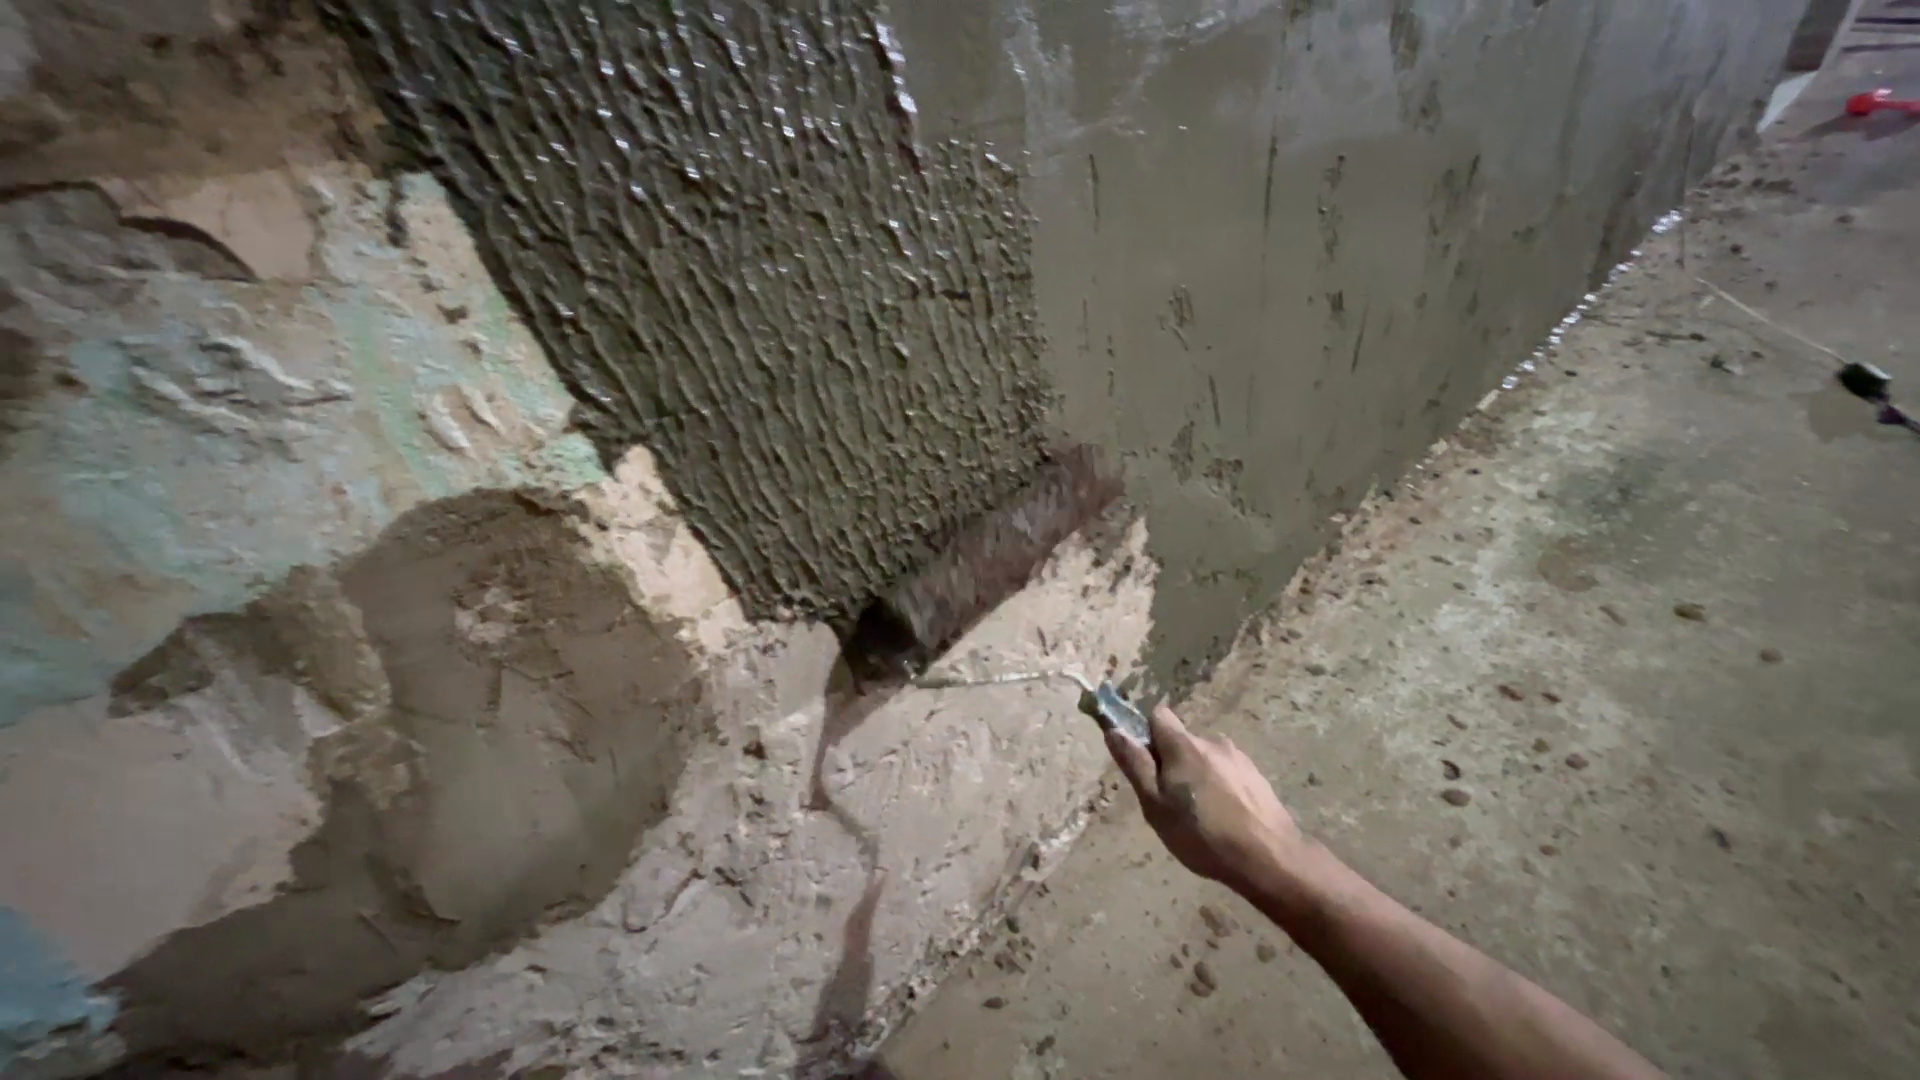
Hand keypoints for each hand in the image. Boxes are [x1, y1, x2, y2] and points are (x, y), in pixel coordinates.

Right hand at [1106, 705, 1304, 892]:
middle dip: (1171, 763)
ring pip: (1205, 759)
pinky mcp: (1257, 777)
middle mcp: (1212, 742)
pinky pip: (1227, 773)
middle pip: (1181, 741)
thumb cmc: (1202, 834)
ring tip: (1201, 816)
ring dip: (1197, 776)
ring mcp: (1238, 759)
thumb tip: (1114, 731)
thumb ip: (1135, 764)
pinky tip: (1225, 819)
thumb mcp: (1155, 804)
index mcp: (1183, 745)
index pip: (1158, 716)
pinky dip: (1220, 788)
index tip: (1144, 763)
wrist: (1269, 858)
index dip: (1146, 734)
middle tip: (1170, 802)